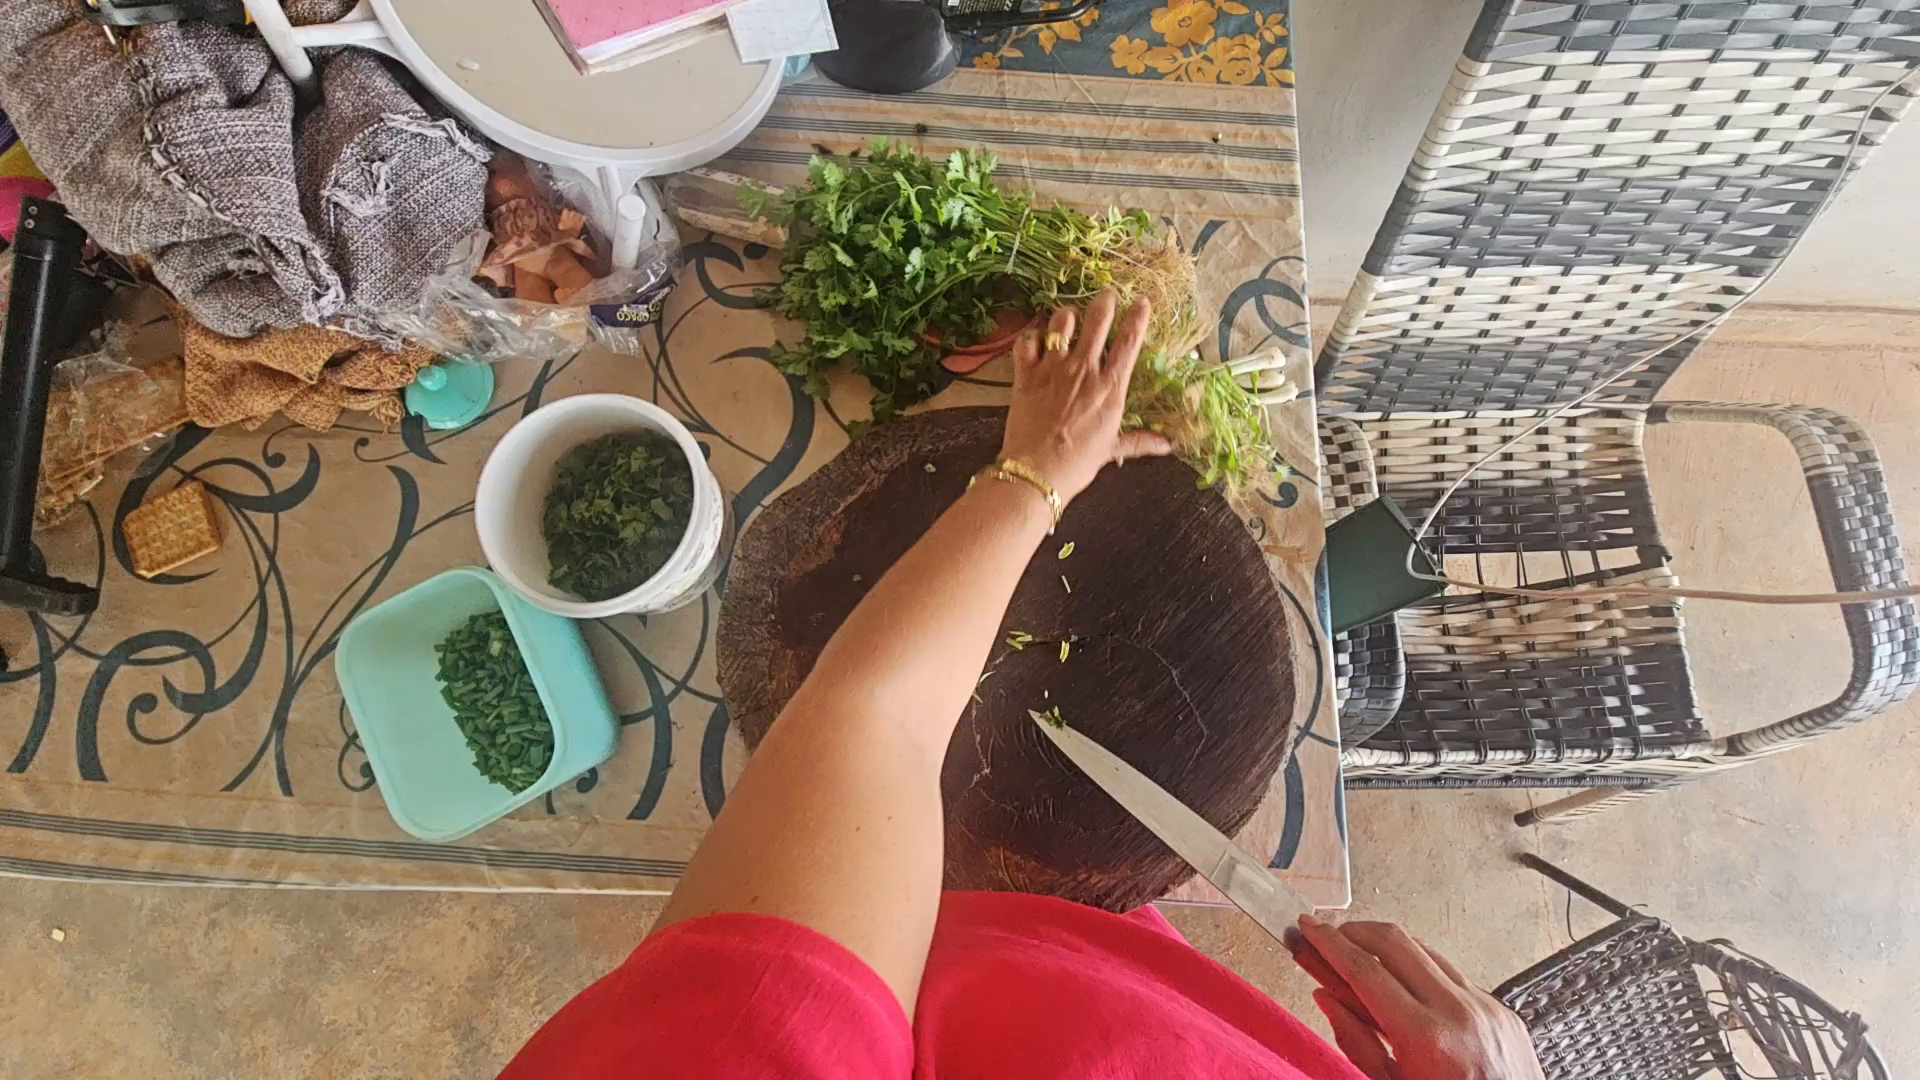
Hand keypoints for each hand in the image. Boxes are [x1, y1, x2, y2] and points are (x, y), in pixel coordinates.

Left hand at [1000, 289, 1171, 501]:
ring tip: (1068, 320)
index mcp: (1110, 387)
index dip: (1138, 316)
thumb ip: (1139, 441)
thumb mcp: (1111, 449)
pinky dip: (1031, 338)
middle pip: (1098, 319)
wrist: (1037, 472)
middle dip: (1104, 301)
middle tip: (1107, 296)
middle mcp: (1084, 370)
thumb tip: (1167, 446)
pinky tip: (1035, 343)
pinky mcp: (1026, 374)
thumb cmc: (1078, 463)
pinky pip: (1027, 342)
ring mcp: (1053, 369)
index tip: (1141, 302)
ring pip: (1061, 323)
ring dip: (1066, 317)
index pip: (1129, 341)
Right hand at [1293, 915, 1544, 1079]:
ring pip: (1422, 948)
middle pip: (1392, 940)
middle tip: (1331, 938)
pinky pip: (1451, 973)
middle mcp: (1458, 1013)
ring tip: (1364, 959)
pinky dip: (1420, 969)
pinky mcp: (1504, 1011)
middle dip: (1354, 930)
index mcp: (1426, 1038)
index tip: (1306, 925)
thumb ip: (1356, 1041)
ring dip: (1386, 945)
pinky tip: (1407, 989)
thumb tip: (1325, 996)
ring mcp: (1486, 1008)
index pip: (1364, 969)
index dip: (1329, 942)